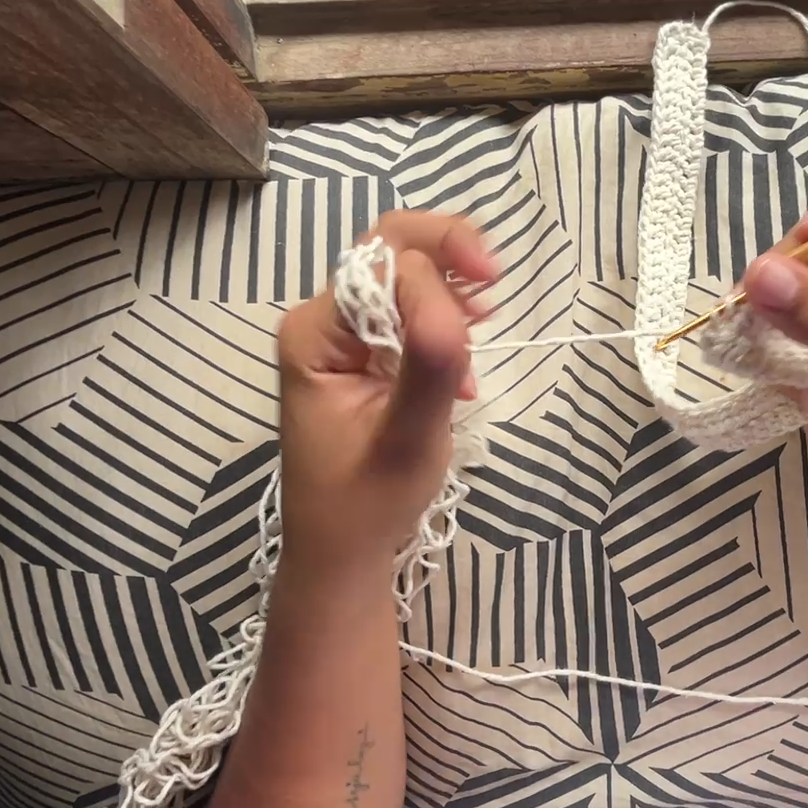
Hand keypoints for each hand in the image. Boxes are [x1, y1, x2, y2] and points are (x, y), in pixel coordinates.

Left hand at [276, 213, 498, 570]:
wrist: (341, 552)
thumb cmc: (368, 503)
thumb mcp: (406, 436)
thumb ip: (427, 361)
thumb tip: (446, 286)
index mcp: (314, 332)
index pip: (381, 262)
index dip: (440, 260)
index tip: (492, 294)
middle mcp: (321, 323)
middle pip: (389, 255)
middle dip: (447, 261)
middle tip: (493, 292)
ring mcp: (341, 340)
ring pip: (404, 283)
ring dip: (449, 299)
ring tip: (477, 343)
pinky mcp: (363, 360)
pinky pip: (407, 318)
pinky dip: (444, 328)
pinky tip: (463, 366)